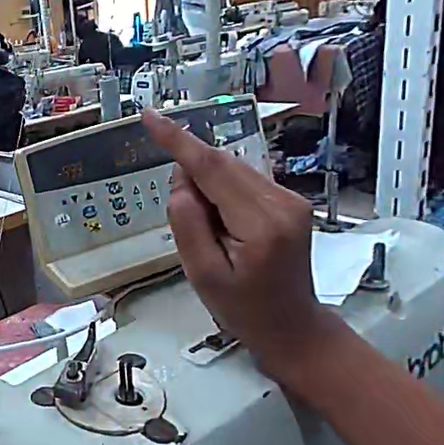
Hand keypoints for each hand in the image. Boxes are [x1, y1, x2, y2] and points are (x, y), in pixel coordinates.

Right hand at [140, 109, 337, 370]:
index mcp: (261, 223)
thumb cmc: (243, 309)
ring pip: (230, 169)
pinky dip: (219, 191)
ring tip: (207, 230)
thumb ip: (187, 223)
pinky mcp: (288, 202)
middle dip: (190, 175)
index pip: (211, 167)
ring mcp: (290, 199)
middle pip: (221, 163)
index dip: (177, 140)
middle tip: (185, 217)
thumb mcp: (202, 273)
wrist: (293, 327)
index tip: (150, 116)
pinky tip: (219, 223)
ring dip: (205, 186)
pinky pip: (240, 180)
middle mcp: (282, 202)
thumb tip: (181, 181)